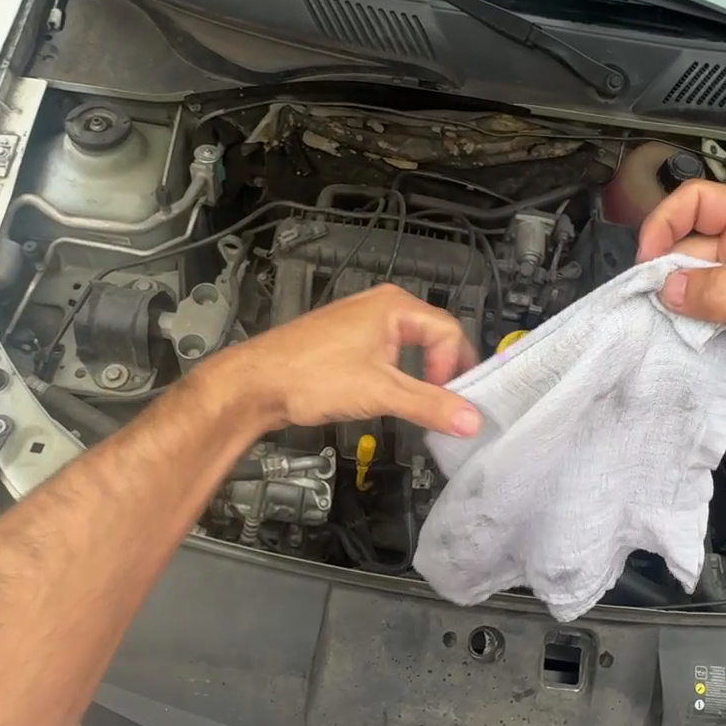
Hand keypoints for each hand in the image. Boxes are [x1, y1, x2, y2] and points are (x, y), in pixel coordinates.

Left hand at [205, 284, 481, 435]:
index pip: (449, 333)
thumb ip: (430, 406)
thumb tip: (471, 420)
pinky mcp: (347, 343)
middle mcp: (381, 307)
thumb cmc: (309, 376)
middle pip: (433, 338)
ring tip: (416, 405)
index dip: (454, 369)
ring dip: (418, 377)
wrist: (254, 385)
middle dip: (441, 372)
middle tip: (442, 405)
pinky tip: (389, 398)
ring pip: (410, 349)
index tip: (448, 400)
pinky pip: (388, 356)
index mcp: (395, 306)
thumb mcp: (380, 393)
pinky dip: (397, 377)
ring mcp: (362, 324)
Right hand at [639, 180, 725, 430]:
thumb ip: (722, 293)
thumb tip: (672, 286)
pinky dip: (699, 328)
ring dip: (684, 307)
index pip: (697, 201)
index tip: (646, 262)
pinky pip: (713, 313)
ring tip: (677, 330)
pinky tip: (696, 345)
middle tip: (657, 308)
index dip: (664, 224)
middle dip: (669, 276)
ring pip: (699, 284)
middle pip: (690, 246)